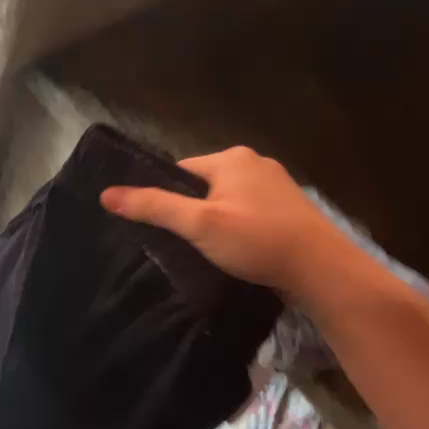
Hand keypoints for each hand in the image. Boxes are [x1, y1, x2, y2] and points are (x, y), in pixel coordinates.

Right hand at [100, 146, 370, 301]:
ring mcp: (274, 186)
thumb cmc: (257, 240)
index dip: (163, 198)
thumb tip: (106, 194)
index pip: (178, 171)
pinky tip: (233, 252)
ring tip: (204, 251)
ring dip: (212, 222)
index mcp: (231, 158)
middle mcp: (254, 163)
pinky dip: (234, 229)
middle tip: (180, 243)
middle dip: (188, 211)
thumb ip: (153, 207)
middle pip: (200, 185)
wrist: (322, 270)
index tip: (158, 228)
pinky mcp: (287, 209)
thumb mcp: (198, 224)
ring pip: (224, 201)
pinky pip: (245, 213)